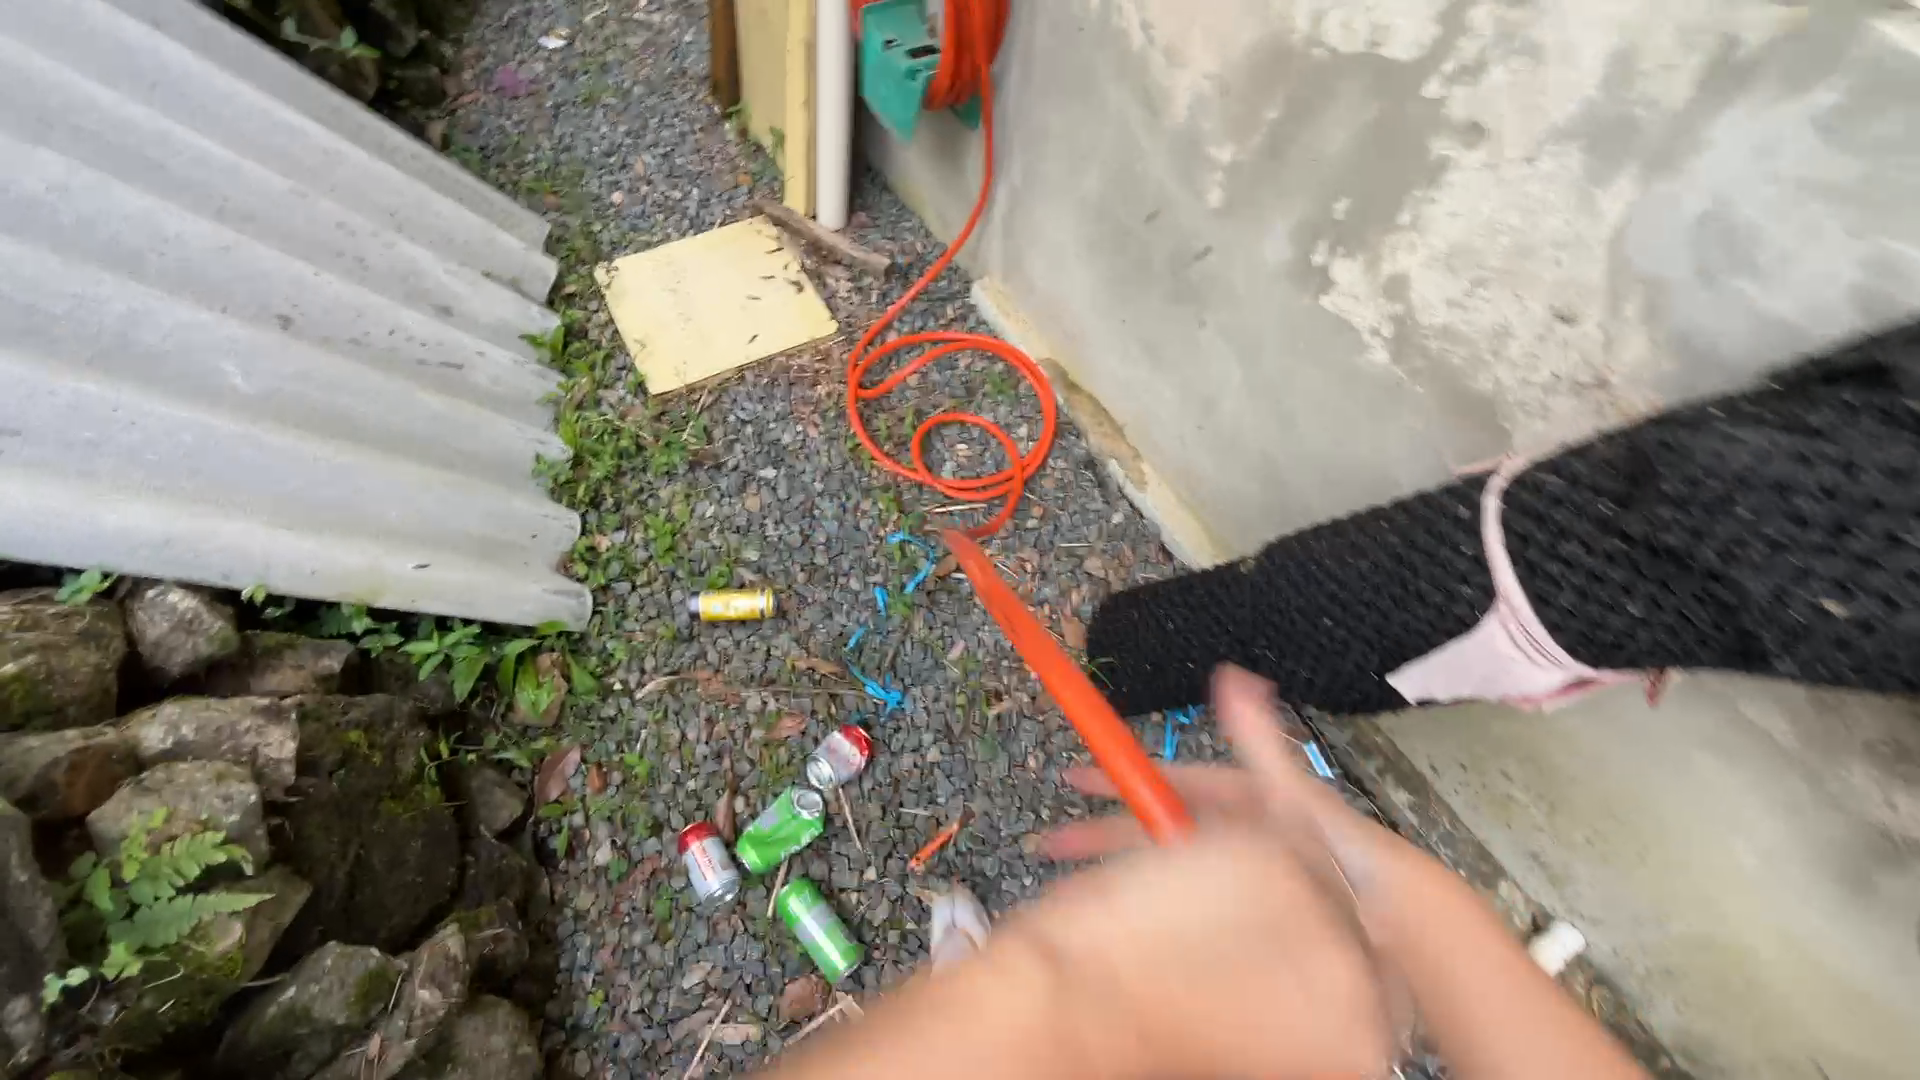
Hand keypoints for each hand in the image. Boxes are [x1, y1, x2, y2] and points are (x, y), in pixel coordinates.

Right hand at [985, 664, 1427, 1078]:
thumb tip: (1232, 673)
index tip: (1070, 778)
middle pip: (1145, 832)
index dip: (1113, 779)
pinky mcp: (1229, 916)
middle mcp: (1222, 838)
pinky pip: (1175, 907)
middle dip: (1096, 835)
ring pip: (1154, 872)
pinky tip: (1117, 922)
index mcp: (1228, 802)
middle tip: (1047, 843)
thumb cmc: (1333, 849)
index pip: (1158, 785)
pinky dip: (1143, 908)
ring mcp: (1225, 878)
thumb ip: (1256, 736)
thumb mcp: (1288, 790)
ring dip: (1112, 876)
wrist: (1383, 924)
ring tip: (1066, 890)